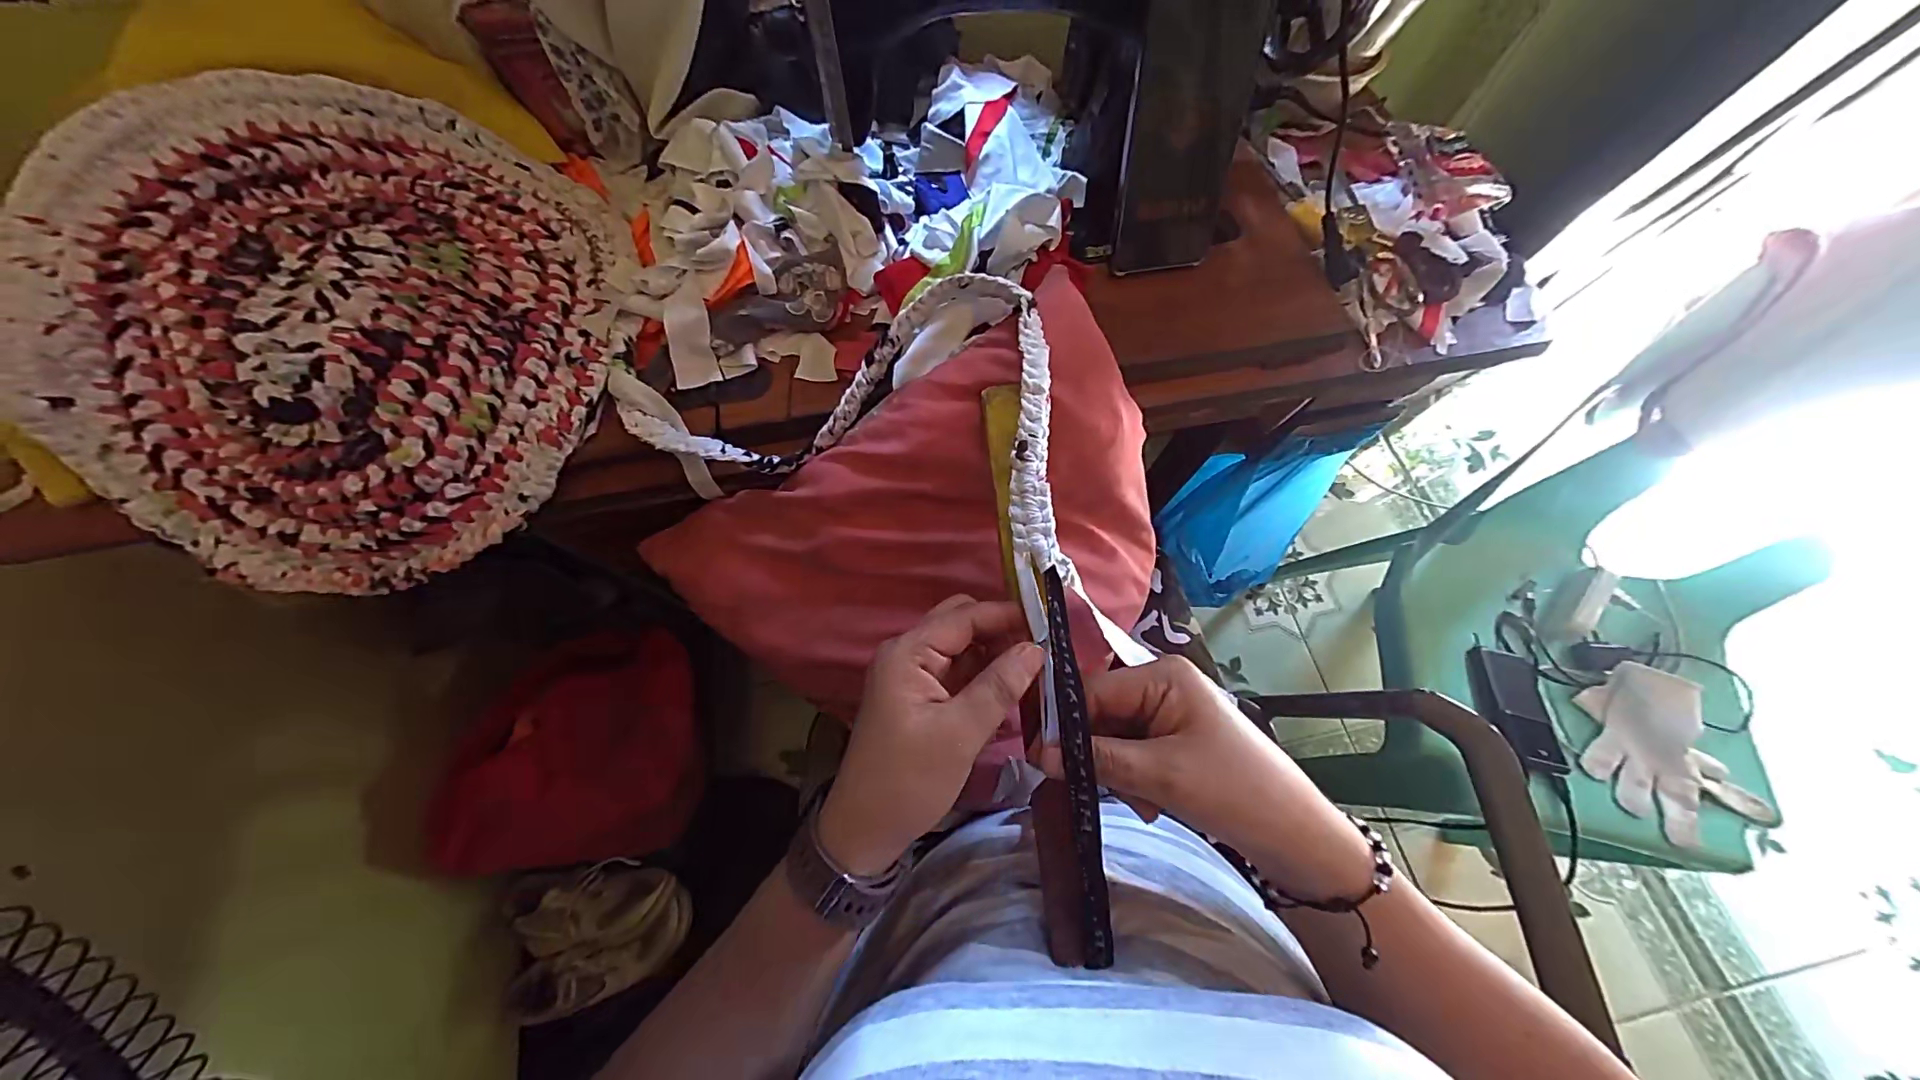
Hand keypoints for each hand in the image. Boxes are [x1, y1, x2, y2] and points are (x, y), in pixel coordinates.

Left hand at [816, 596, 1043, 875]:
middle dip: (1003, 632)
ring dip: (998, 656)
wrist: (865, 830)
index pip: (965, 615)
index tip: (1051, 624)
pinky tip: (1016, 692)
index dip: (1007, 615)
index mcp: (909, 653)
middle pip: (963, 625)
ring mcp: (915, 677)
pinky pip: (961, 675)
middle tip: (1046, 650)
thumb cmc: (908, 780)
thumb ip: (999, 687)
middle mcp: (909, 655)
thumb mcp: (959, 734)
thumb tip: (1036, 648)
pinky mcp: (923, 699)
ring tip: (1040, 670)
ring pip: (965, 649)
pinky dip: (987, 679)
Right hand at [1048, 656, 1374, 899]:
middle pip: (1101, 714)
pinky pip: (1133, 752)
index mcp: (1162, 675)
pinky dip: (1134, 779)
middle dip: (1100, 756)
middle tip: (1109, 791)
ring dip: (1117, 773)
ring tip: (1146, 803)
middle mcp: (1162, 684)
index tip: (1040, 758)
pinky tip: (1154, 804)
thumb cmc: (1233, 791)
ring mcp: (1170, 712)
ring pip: (1114, 738)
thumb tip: (1037, 753)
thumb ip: (1096, 759)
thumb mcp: (1159, 774)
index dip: (1065, 724)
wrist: (1297, 837)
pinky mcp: (1175, 739)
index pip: (1093, 690)